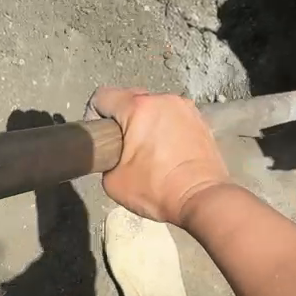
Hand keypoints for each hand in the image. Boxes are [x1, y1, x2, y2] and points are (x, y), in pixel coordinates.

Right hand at [88, 87, 232, 225]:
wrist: (202, 198)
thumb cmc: (158, 190)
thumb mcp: (112, 181)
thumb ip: (105, 157)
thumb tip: (113, 153)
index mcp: (139, 107)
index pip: (102, 97)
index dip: (94, 117)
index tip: (101, 138)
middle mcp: (164, 100)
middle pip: (130, 99)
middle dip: (123, 120)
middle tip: (124, 148)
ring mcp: (186, 108)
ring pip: (155, 108)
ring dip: (147, 124)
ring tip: (149, 152)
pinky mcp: (201, 120)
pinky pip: (174, 118)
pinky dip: (167, 130)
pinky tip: (167, 153)